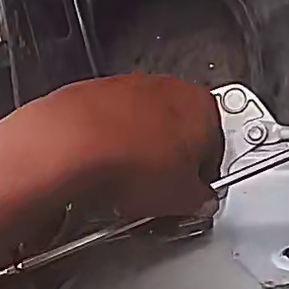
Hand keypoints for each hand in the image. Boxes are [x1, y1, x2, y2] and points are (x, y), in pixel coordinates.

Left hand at [0, 74, 222, 221]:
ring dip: (140, 153)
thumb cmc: (131, 160)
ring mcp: (129, 87)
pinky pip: (111, 126)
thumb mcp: (182, 199)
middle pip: (179, 132)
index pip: (216, 147)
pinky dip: (110, 145)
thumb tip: (198, 201)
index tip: (194, 195)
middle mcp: (169, 87)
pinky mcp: (95, 94)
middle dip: (171, 162)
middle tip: (161, 193)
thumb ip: (200, 199)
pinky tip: (103, 171)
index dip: (204, 177)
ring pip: (144, 127)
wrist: (72, 144)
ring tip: (128, 186)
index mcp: (203, 106)